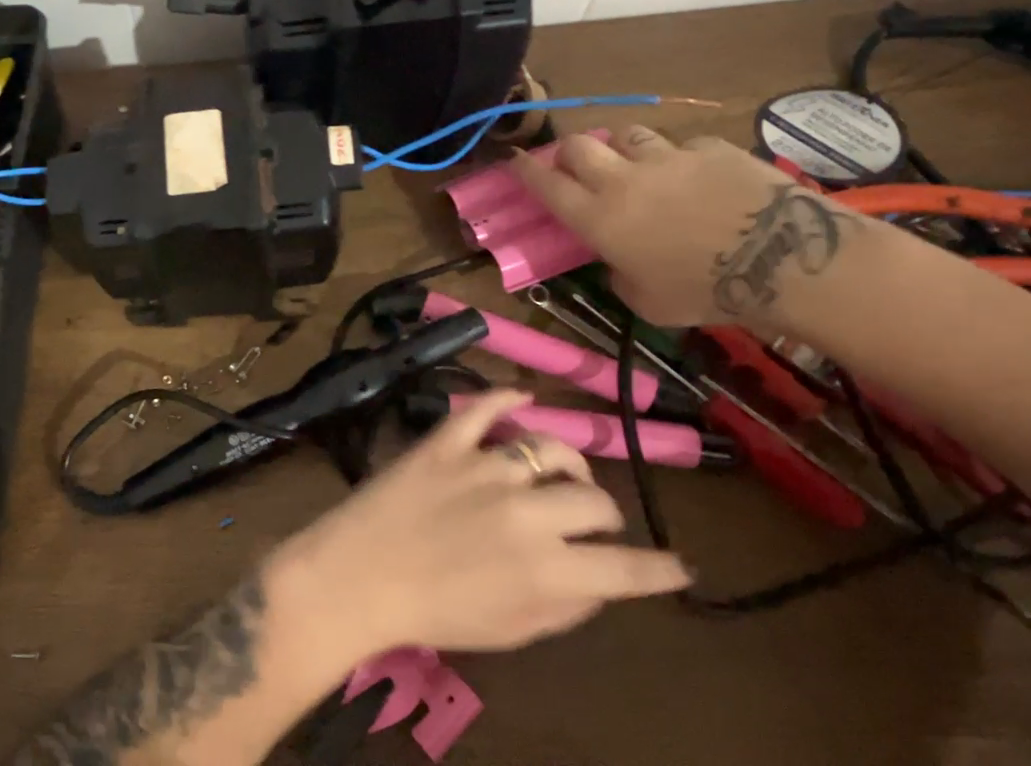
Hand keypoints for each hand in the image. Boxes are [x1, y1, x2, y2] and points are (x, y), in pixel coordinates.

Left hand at [268, 391, 689, 664]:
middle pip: (594, 499)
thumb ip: (564, 607)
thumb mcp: (510, 632)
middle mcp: (526, 511)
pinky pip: (481, 410)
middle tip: (592, 525)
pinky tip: (521, 397)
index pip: (627, 566)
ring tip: (562, 474)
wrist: (354, 578)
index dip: (660, 569)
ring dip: (566, 463)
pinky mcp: (443, 445)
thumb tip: (598, 582)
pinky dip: (504, 400)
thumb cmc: (431, 615)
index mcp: (548, 568)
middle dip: (603, 516)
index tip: (676, 565)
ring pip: (548, 449)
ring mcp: (482, 468)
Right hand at [510, 126, 850, 326]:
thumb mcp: (646, 302)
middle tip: (578, 166)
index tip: (514, 160)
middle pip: (579, 144)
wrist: (785, 261)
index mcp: (596, 218)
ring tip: (636, 165)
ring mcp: (668, 158)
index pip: (544, 182)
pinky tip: (698, 178)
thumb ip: (619, 275)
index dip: (524, 169)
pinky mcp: (711, 149)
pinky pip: (684, 147)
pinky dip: (681, 159)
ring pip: (628, 136)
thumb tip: (618, 262)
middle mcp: (622, 180)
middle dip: (571, 152)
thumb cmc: (705, 292)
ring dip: (623, 149)